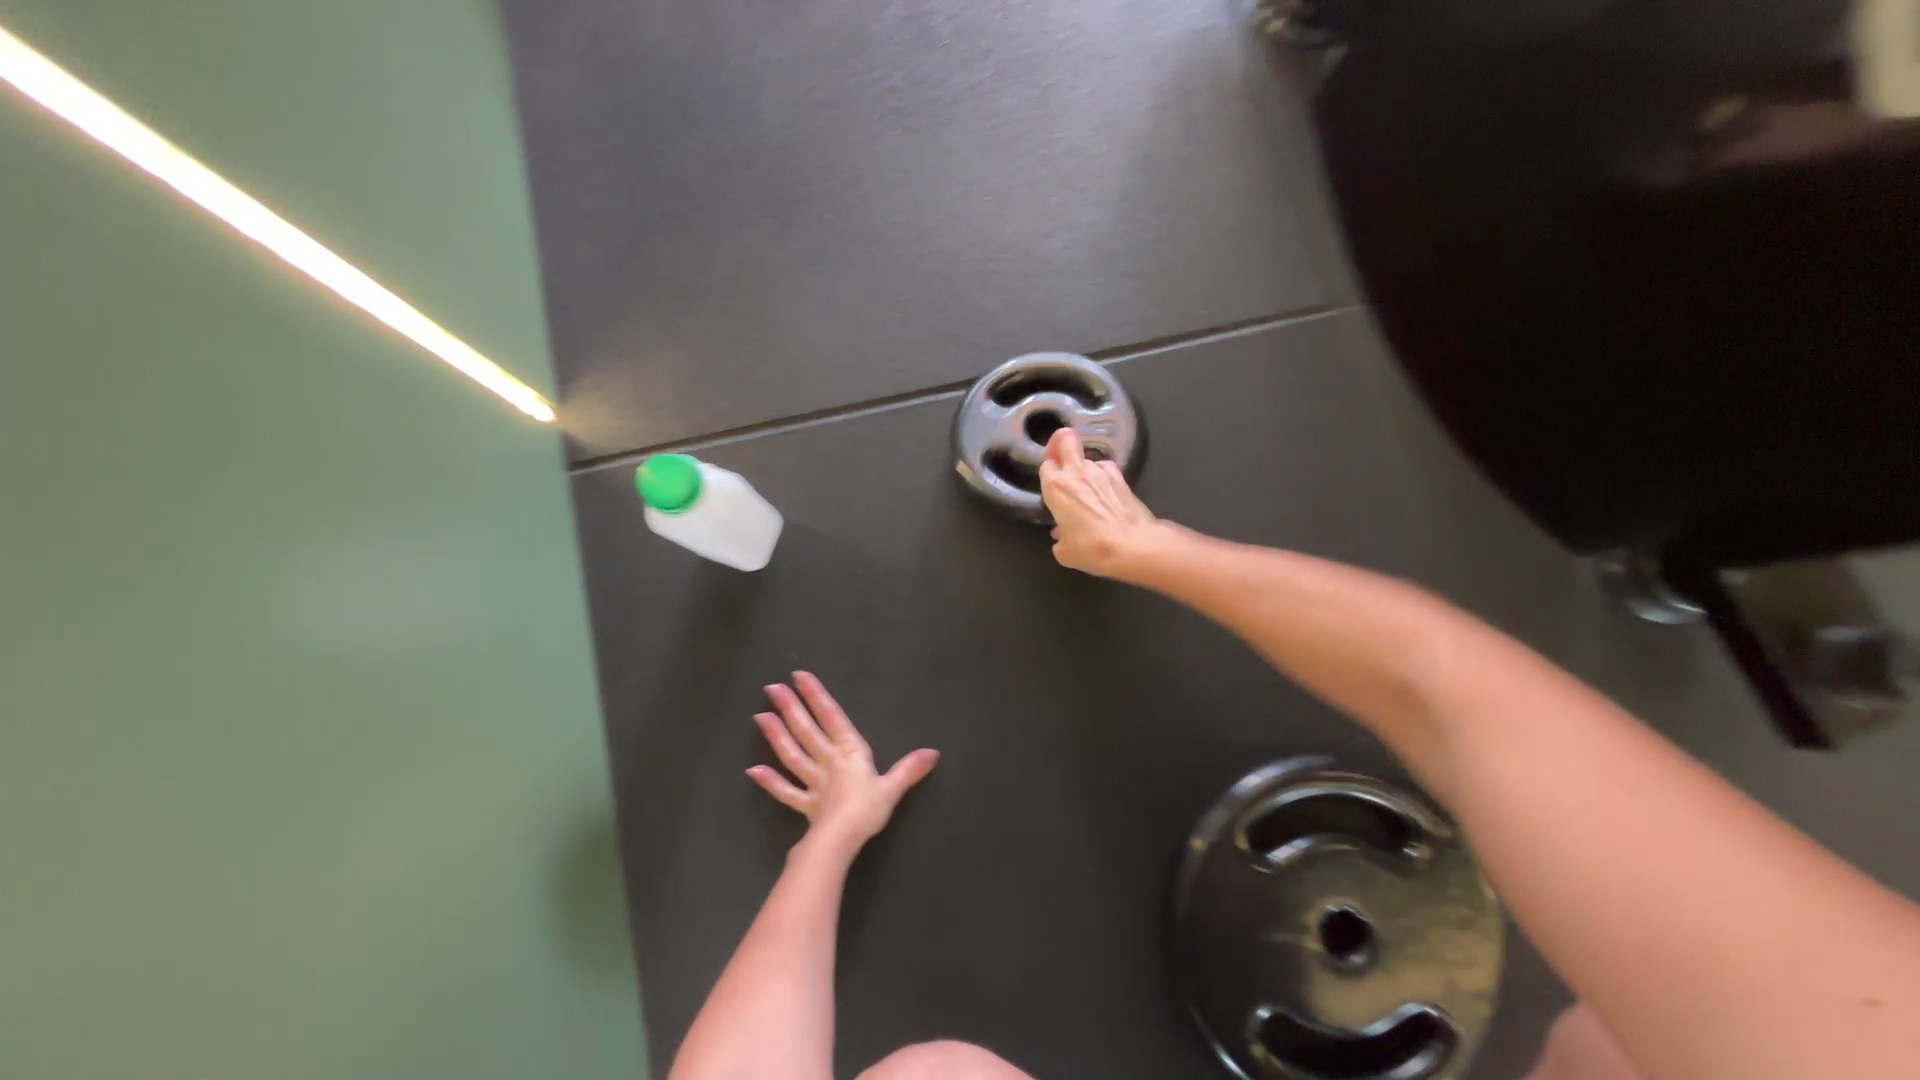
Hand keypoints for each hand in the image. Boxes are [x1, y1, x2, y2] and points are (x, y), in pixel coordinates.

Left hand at [748, 671, 939, 849]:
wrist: (841, 840)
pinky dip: (769, 781)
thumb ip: (909, 769)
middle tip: (771, 687)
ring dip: (776, 735)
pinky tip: (753, 770)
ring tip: (760, 716)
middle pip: (806, 730)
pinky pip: (785, 791)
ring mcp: (813, 782)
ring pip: (792, 754)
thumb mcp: (893, 788)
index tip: (799, 675)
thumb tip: (933, 752)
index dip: (816, 695)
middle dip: (789, 707)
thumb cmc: (868, 809)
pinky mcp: (805, 805)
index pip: (832, 717)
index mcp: (850, 752)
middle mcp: (828, 761)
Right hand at [1039, 428, 1159, 576]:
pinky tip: (1106, 495)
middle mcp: (1077, 472)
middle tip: (1061, 460)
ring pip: (1088, 458)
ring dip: (1085, 470)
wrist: (1133, 546)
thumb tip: (1063, 533)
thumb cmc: (1092, 549)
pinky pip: (1106, 470)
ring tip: (1089, 491)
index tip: (1050, 485)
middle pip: (1066, 438)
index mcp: (1056, 487)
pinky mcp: (1122, 478)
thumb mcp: (1065, 552)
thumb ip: (1059, 537)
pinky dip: (1103, 478)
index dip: (1047, 473)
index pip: (1045, 465)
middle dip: (1060, 443)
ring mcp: (1101, 472)